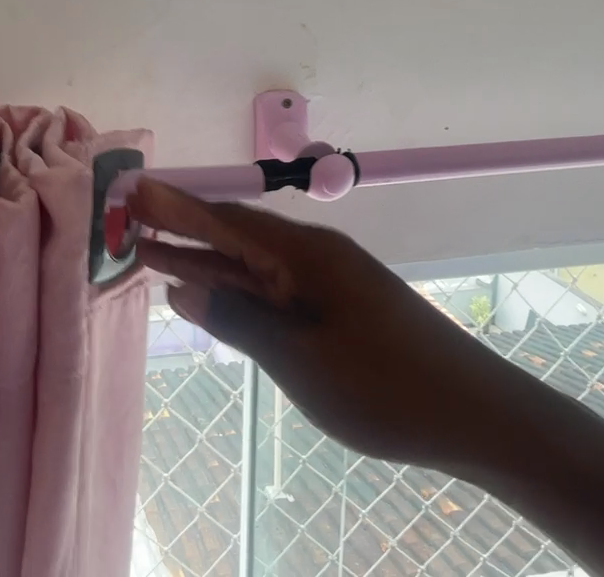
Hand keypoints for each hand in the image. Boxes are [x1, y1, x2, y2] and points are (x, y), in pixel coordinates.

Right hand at [132, 179, 540, 474]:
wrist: (475, 414)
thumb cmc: (384, 387)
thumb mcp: (300, 359)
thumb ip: (237, 320)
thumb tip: (180, 289)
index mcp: (303, 256)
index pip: (225, 222)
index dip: (176, 208)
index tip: (133, 190)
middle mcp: (312, 256)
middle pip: (235, 234)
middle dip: (181, 226)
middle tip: (128, 216)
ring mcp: (326, 280)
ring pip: (251, 262)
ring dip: (203, 257)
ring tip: (150, 250)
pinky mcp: (336, 305)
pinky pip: (271, 285)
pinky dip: (235, 284)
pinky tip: (211, 289)